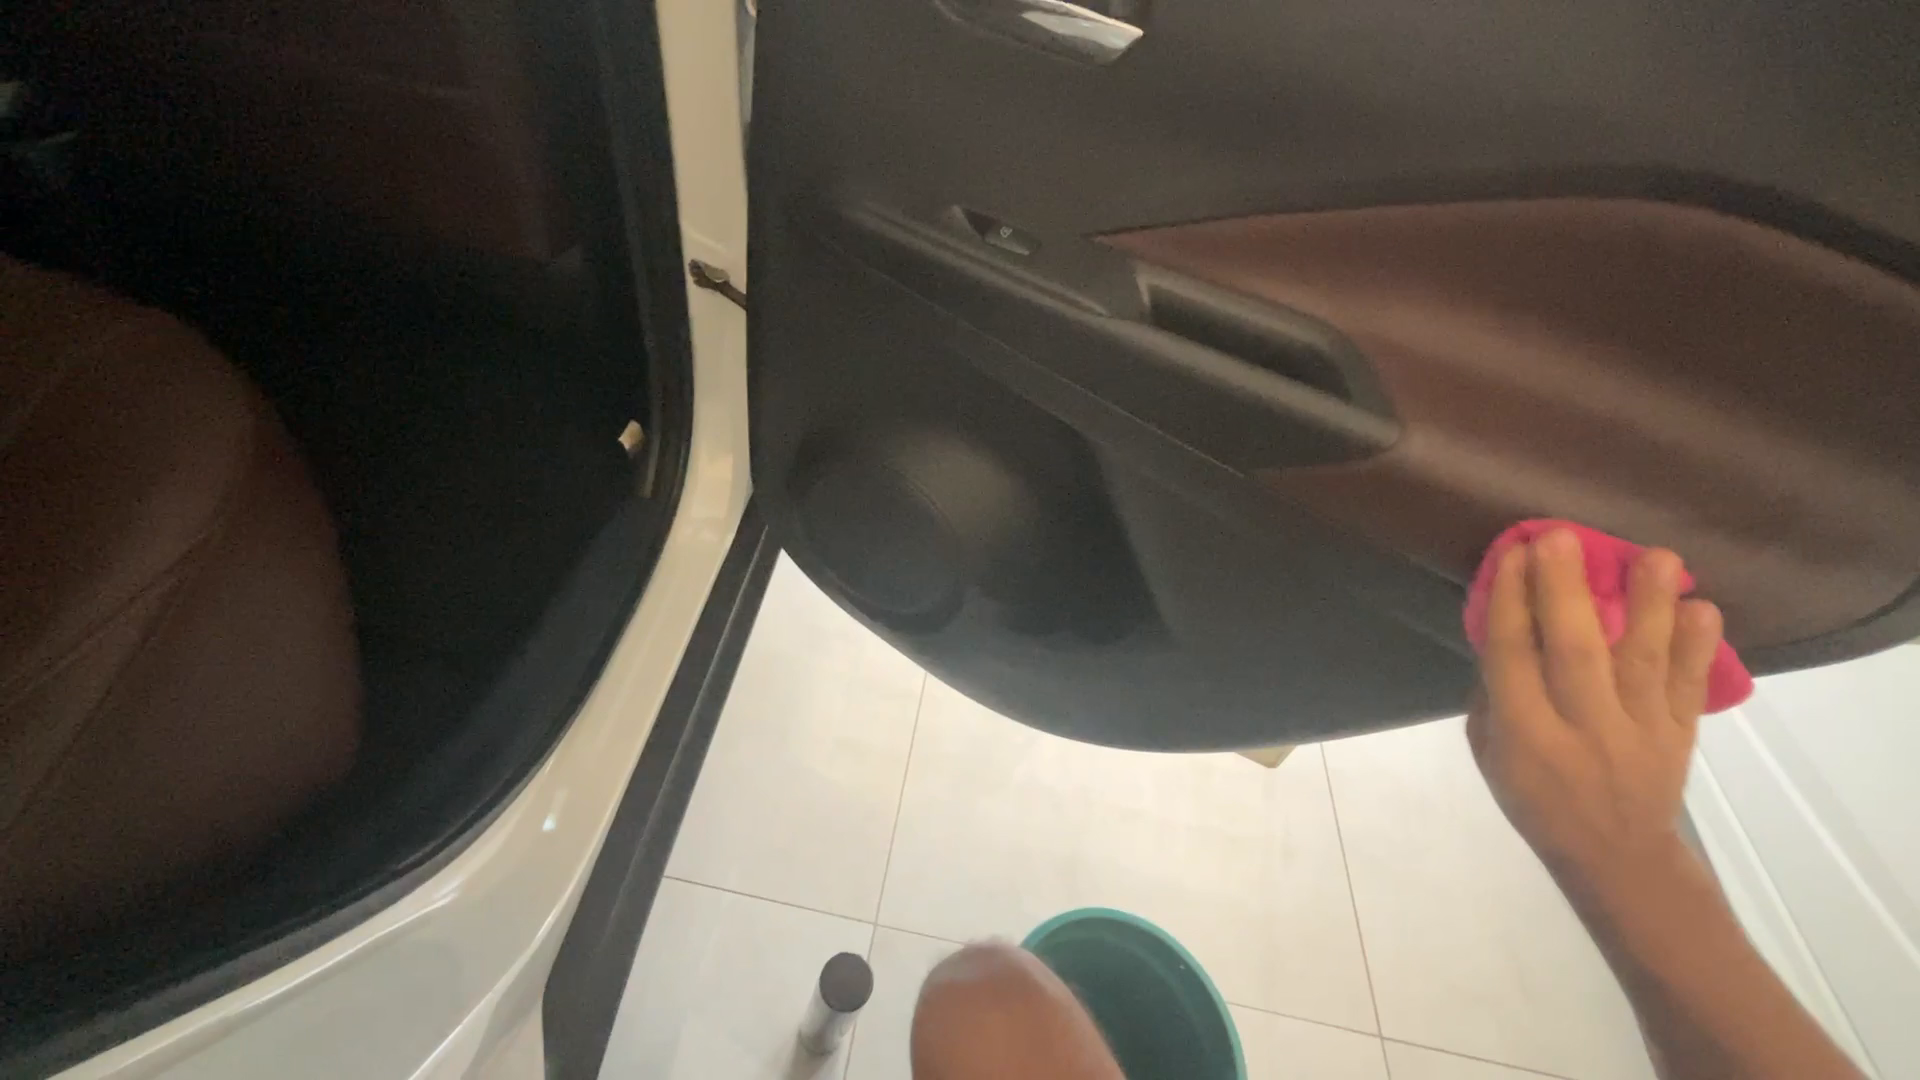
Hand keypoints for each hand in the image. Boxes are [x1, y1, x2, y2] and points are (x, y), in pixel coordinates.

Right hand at [1467, 529, 1723, 888]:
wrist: (1615, 855)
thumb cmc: (1531, 796)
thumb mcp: (1487, 750)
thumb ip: (1493, 692)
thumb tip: (1503, 630)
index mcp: (1523, 734)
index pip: (1512, 657)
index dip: (1510, 603)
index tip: (1511, 554)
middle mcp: (1582, 727)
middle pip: (1574, 651)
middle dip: (1565, 590)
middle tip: (1559, 537)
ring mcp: (1639, 731)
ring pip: (1643, 662)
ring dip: (1648, 605)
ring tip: (1654, 556)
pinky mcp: (1681, 735)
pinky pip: (1690, 687)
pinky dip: (1698, 646)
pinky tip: (1702, 607)